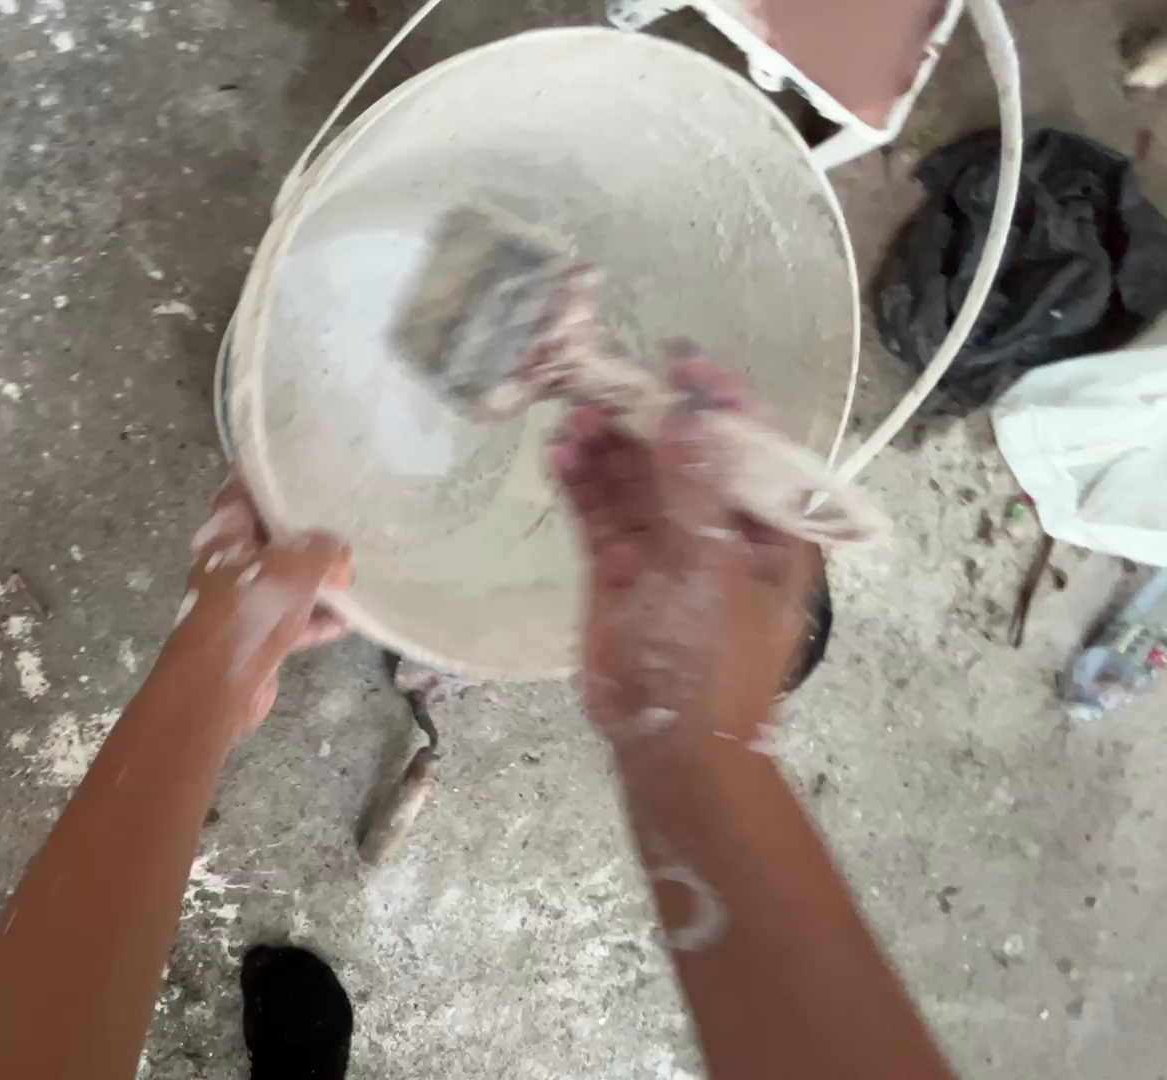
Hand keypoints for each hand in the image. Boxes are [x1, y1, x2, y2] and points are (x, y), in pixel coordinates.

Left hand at [169, 475, 351, 735]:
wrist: (221, 683)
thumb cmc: (249, 610)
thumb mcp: (294, 565)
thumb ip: (323, 549)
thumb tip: (341, 555)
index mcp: (226, 534)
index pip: (241, 490)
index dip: (264, 471)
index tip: (295, 458)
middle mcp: (229, 564)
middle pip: (268, 536)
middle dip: (303, 527)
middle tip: (341, 512)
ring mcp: (243, 602)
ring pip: (285, 579)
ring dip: (316, 577)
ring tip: (353, 566)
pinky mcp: (257, 637)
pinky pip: (293, 619)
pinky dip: (318, 619)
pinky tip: (350, 619)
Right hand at [549, 353, 817, 747]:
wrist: (667, 736)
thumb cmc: (711, 658)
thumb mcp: (712, 572)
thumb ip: (694, 492)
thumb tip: (686, 415)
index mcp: (769, 528)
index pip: (750, 449)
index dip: (719, 403)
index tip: (679, 363)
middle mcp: (716, 528)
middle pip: (680, 458)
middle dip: (645, 421)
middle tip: (599, 386)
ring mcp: (661, 546)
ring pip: (632, 481)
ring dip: (605, 449)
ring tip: (569, 421)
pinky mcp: (615, 565)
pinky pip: (598, 513)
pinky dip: (580, 483)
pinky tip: (559, 458)